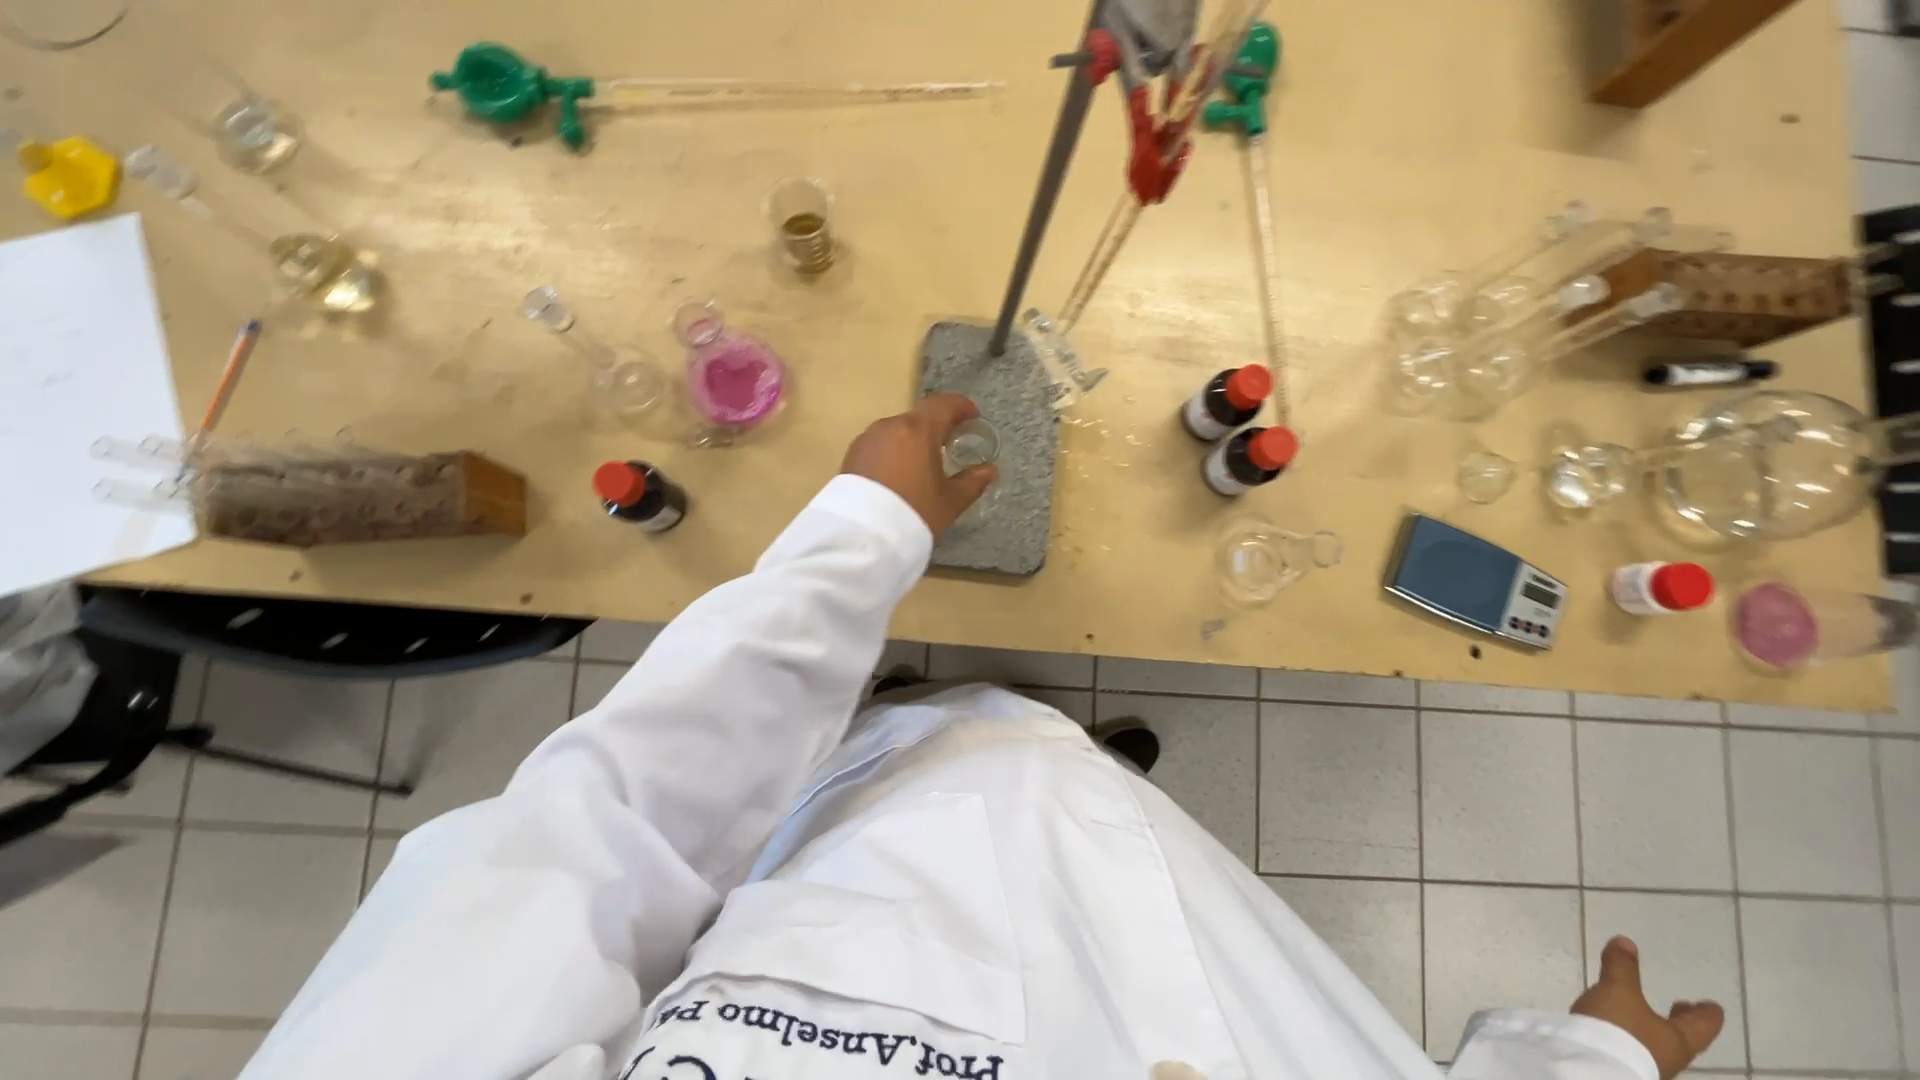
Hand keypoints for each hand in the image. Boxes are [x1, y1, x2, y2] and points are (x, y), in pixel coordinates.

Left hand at [840, 393, 998, 539]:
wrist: (862, 537)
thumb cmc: (913, 513)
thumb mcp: (950, 502)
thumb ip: (972, 482)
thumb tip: (989, 470)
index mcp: (917, 430)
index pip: (943, 404)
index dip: (961, 407)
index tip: (972, 417)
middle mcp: (890, 426)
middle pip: (919, 417)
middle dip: (937, 427)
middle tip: (950, 444)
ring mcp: (867, 439)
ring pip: (897, 431)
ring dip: (912, 441)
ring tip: (922, 464)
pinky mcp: (851, 455)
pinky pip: (879, 445)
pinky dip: (893, 452)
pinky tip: (898, 475)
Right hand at [1571, 936, 1723, 1079]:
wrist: (1595, 1068)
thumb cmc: (1619, 1028)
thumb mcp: (1618, 989)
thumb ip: (1622, 967)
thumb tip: (1626, 942)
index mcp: (1678, 1039)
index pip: (1702, 1026)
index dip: (1708, 1014)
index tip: (1713, 1005)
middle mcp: (1670, 1057)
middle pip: (1683, 1038)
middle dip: (1682, 1021)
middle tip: (1682, 1006)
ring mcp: (1649, 1068)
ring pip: (1661, 1046)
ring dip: (1657, 1030)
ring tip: (1646, 1017)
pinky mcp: (1625, 1071)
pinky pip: (1638, 1052)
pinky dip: (1637, 1039)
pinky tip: (1622, 1034)